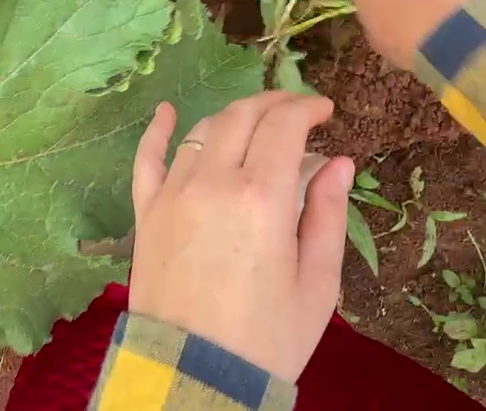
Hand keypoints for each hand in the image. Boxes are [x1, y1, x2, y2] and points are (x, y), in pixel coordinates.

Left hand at [129, 93, 353, 380]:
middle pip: (243, 115)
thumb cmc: (266, 341)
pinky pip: (147, 158)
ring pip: (204, 130)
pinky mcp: (146, 212)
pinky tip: (166, 111)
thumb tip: (339, 161)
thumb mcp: (316, 285)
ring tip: (255, 124)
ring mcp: (174, 193)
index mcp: (262, 196)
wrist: (193, 382)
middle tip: (296, 110)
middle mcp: (214, 181)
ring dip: (234, 117)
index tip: (325, 110)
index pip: (284, 125)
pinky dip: (157, 130)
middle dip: (274, 103)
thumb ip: (328, 215)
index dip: (307, 108)